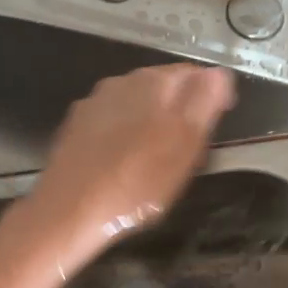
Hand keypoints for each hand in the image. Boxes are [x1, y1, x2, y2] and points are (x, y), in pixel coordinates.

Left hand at [0, 64, 235, 272]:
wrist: (68, 213)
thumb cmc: (135, 184)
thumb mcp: (184, 146)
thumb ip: (204, 103)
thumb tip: (219, 74)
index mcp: (154, 82)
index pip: (195, 75)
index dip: (211, 97)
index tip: (219, 123)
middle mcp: (120, 82)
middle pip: (161, 90)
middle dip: (178, 111)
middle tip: (189, 147)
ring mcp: (92, 106)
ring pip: (133, 107)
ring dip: (149, 124)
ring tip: (156, 159)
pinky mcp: (73, 131)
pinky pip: (109, 127)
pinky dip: (122, 138)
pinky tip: (122, 165)